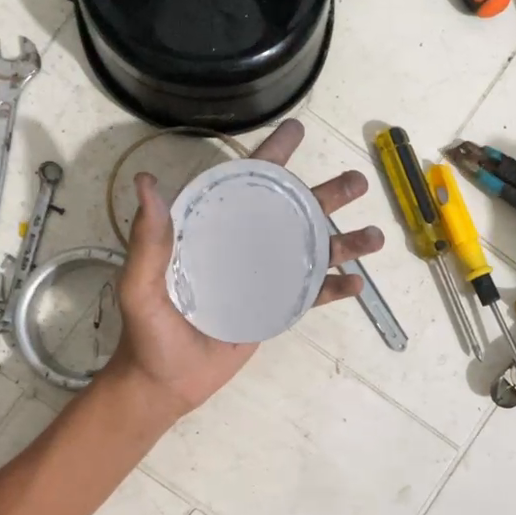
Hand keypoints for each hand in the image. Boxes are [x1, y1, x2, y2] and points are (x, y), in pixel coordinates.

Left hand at [101, 119, 383, 419]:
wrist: (166, 384)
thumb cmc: (149, 333)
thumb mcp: (141, 285)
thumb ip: (150, 239)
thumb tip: (147, 182)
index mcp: (212, 231)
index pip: (244, 185)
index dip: (271, 157)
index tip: (296, 130)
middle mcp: (243, 246)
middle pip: (291, 212)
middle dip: (327, 194)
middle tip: (358, 181)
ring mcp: (264, 278)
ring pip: (312, 250)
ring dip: (345, 241)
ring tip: (374, 235)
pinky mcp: (276, 309)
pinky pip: (312, 294)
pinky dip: (336, 288)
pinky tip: (357, 283)